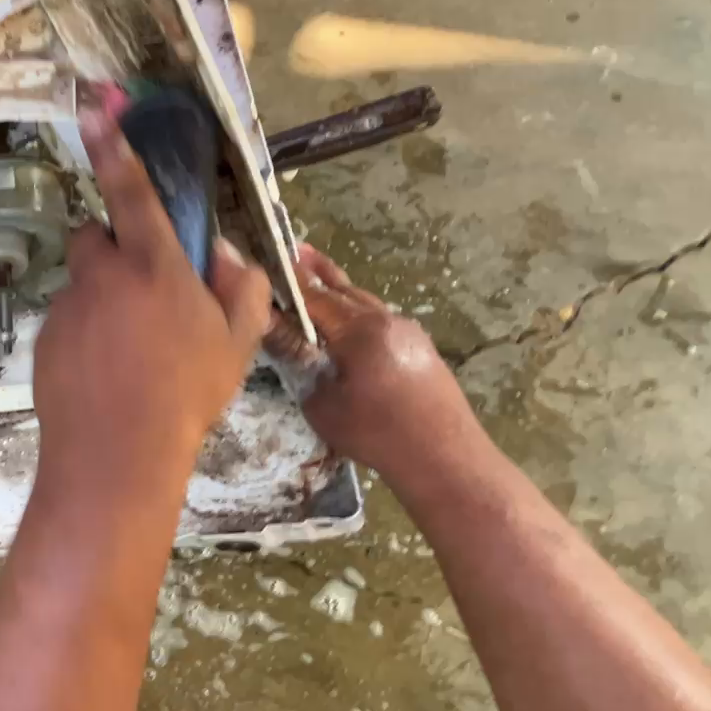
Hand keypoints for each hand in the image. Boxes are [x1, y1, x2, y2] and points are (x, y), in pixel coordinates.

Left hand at [33, 85, 273, 484]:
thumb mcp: (238, 343)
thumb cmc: (186, 395)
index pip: (133, 193)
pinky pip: (66, 316)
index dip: (114, 147)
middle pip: (96, 237)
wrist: (116, 452)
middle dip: (115, 250)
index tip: (92, 106)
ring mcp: (65, 305)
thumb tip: (223, 257)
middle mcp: (101, 276)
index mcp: (153, 267)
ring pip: (83, 282)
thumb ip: (240, 289)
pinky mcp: (43, 334)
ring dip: (102, 297)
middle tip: (143, 291)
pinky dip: (83, 330)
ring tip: (128, 348)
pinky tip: (102, 368)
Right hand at [265, 243, 489, 489]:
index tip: (264, 262)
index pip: (313, 296)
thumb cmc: (375, 432)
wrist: (445, 460)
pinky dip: (353, 310)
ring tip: (316, 273)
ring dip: (337, 289)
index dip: (286, 281)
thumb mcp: (319, 399)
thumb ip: (296, 360)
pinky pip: (377, 319)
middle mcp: (387, 322)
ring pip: (363, 302)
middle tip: (293, 250)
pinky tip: (341, 317)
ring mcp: (408, 334)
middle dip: (316, 272)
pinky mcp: (419, 349)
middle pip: (343, 290)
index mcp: (360, 330)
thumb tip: (272, 333)